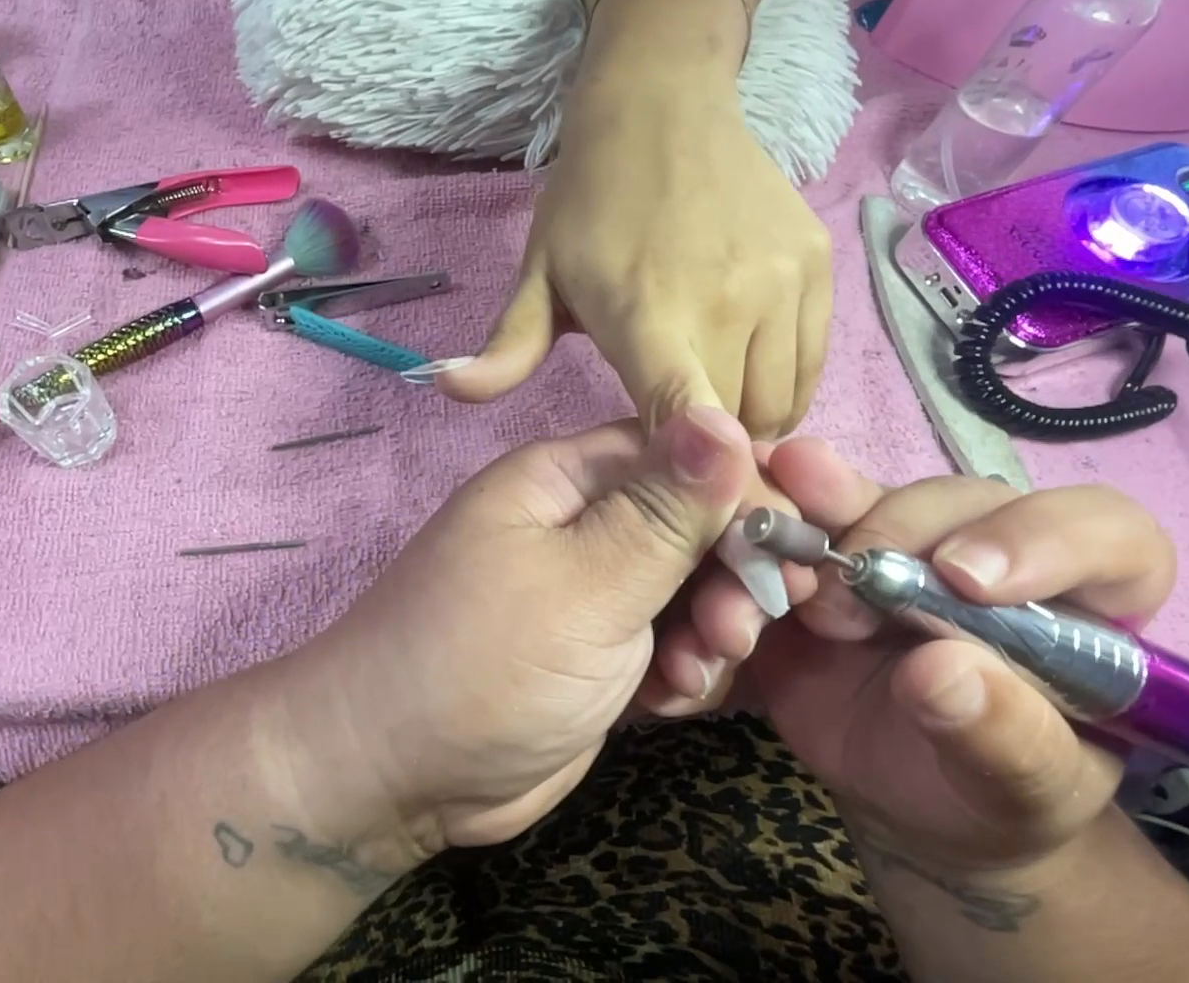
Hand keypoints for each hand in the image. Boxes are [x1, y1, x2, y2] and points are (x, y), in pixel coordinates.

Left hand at [282, 406, 754, 853]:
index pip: (679, 454)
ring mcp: (586, 596)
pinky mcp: (594, 658)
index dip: (743, 492)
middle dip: (727, 575)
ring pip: (687, 592)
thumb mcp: (582, 584)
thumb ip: (662, 512)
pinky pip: (666, 646)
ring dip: (710, 631)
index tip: (793, 546)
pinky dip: (680, 671)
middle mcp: (576, 527)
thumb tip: (722, 414)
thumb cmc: (482, 663)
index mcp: (562, 481)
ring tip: (692, 673)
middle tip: (735, 628)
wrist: (395, 774)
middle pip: (692, 525)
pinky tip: (667, 703)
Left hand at [434, 74, 831, 439]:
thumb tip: (446, 389)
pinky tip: (742, 376)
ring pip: (782, 404)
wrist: (661, 107)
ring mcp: (783, 283)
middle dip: (703, 456)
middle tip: (672, 449)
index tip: (663, 489)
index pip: (685, 419)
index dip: (681, 473)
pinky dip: (783, 389)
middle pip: (734, 429)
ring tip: (703, 407)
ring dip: (744, 425)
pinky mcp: (818, 266)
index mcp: (648, 315)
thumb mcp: (536, 276)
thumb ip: (506, 347)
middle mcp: (728, 304)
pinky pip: (812, 365)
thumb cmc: (588, 203)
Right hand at [747, 438, 1177, 871]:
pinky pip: (762, 535)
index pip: (1090, 528)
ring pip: (834, 498)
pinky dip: (728, 565)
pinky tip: (710, 615)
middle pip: (938, 498)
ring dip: (784, 530)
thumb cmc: (985, 793)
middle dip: (880, 530)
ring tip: (752, 600)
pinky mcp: (804, 560)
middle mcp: (972, 546)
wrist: (902, 792)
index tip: (962, 580)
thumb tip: (940, 672)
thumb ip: (1003, 738)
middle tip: (828, 600)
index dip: (1035, 535)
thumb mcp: (1017, 787)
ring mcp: (880, 545)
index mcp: (1071, 594)